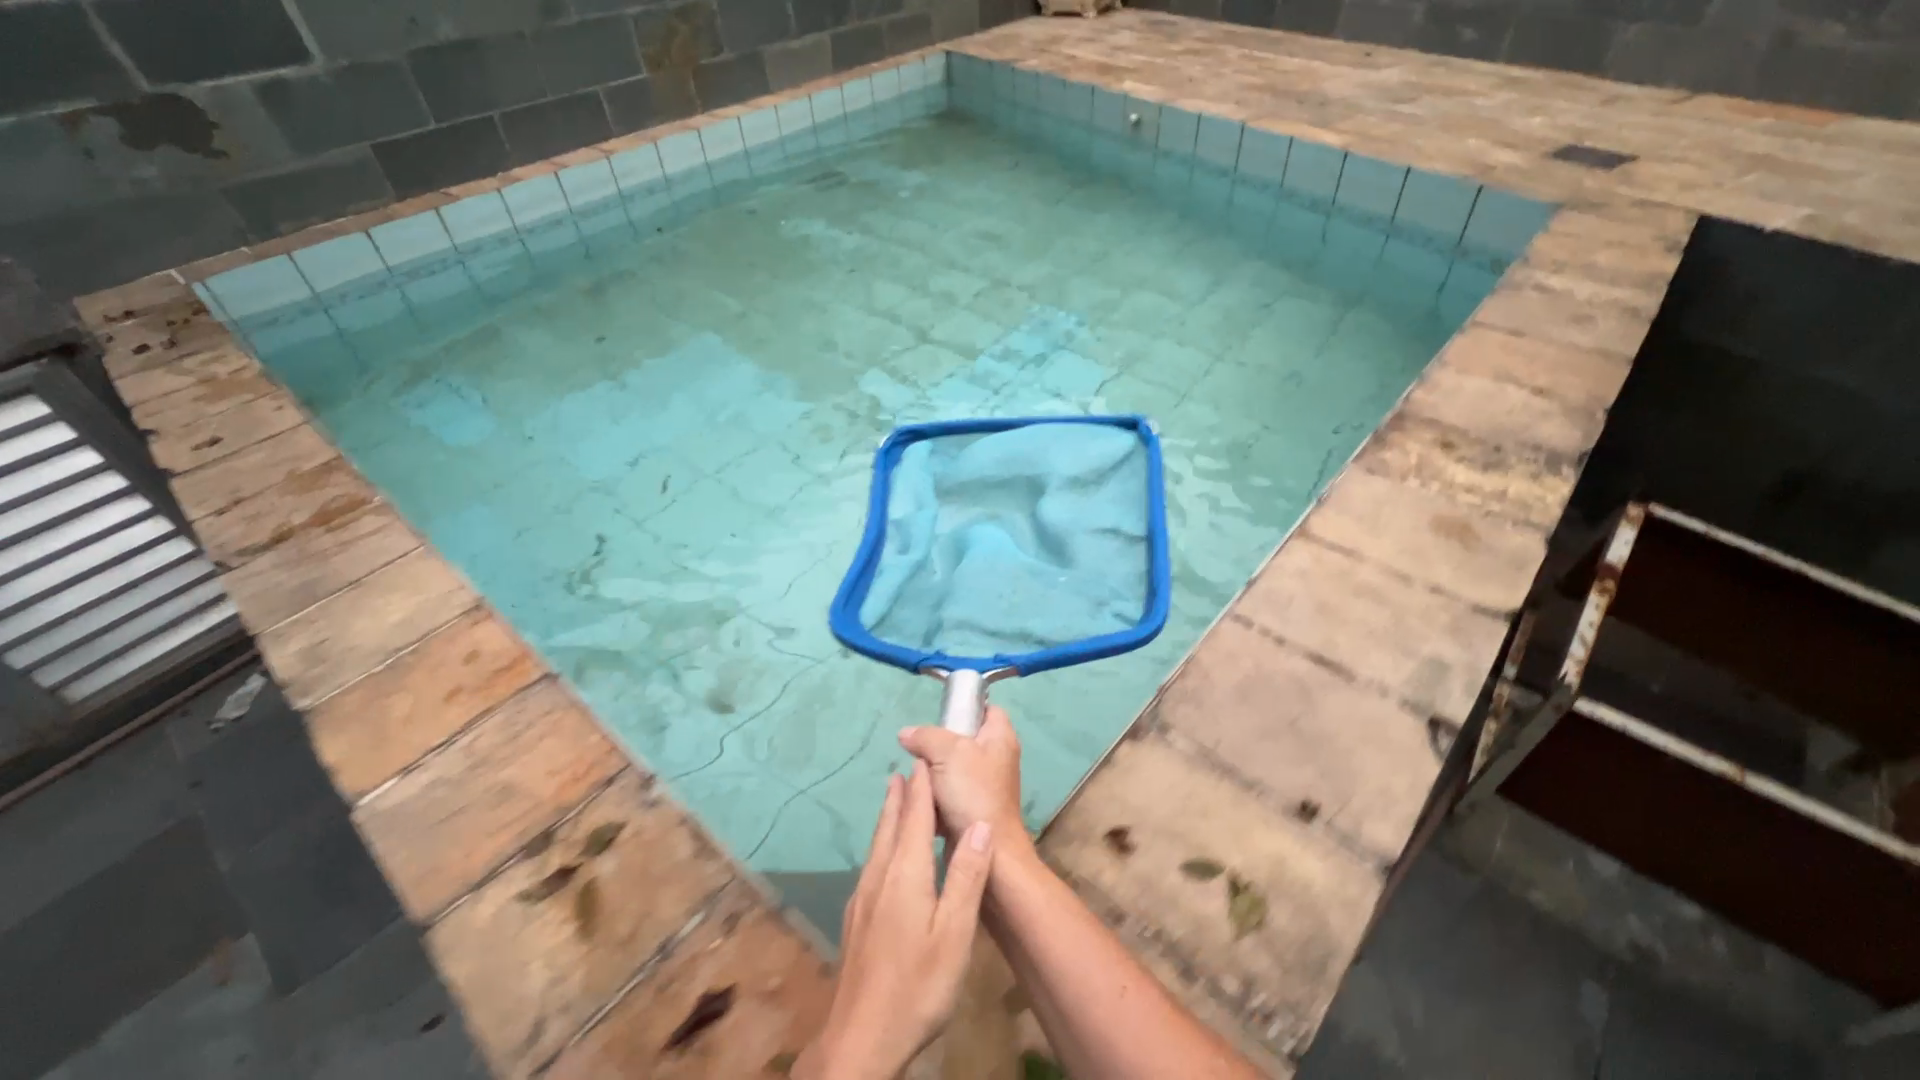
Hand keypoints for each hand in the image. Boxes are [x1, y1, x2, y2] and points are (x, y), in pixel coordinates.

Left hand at [794, 763, 993, 1079]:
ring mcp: (863, 900)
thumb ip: (967, 877)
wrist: (861, 1036)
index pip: (913, 819)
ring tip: (893, 798)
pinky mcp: (856, 920)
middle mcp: (878, 878)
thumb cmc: (918, 985)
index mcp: (904, 875)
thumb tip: (980, 825)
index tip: (924, 758)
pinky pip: (872, 865)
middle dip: (900, 796)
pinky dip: (882, 844)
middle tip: (905, 768)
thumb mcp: (955, 933)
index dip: (920, 788)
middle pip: (889, 827)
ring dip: (888, 817)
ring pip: (877, 846)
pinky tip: (885, 858)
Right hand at [898, 706, 1027, 853]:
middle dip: (937, 746)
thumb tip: (905, 734)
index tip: (938, 716)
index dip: (964, 707)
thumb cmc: (974, 793)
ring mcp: (985, 785)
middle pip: (962, 740)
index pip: (986, 708)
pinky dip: (936, 798)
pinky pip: (949, 794)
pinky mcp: (973, 808)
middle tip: (918, 752)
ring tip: (916, 781)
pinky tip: (923, 803)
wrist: (989, 851)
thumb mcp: (948, 753)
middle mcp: (997, 758)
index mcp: (1000, 737)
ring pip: (951, 769)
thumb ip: (925, 737)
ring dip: (932, 775)